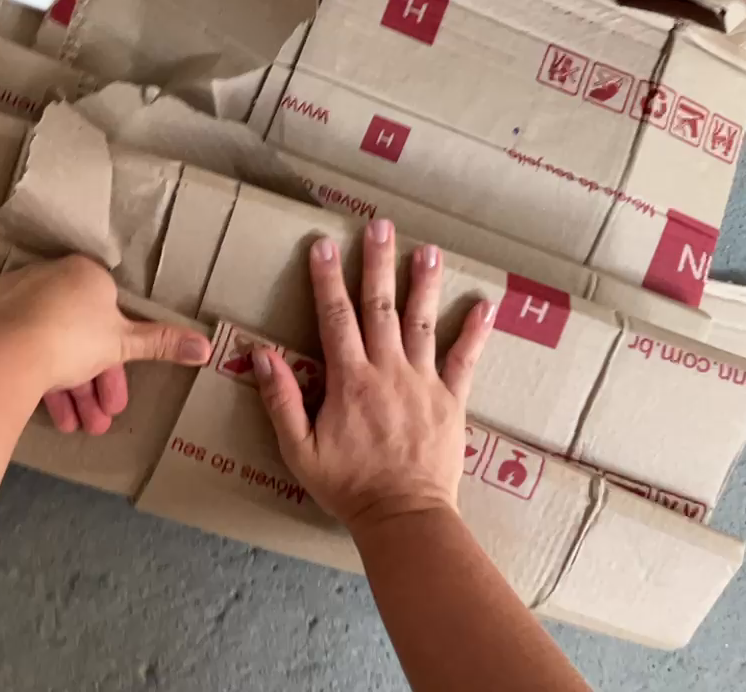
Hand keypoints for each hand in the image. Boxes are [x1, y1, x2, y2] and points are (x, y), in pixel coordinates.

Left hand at [0, 256, 211, 435]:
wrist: (9, 349)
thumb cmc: (74, 338)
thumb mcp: (123, 344)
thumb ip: (163, 342)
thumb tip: (206, 346)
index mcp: (85, 274)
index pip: (107, 321)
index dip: (113, 367)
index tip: (114, 402)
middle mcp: (48, 275)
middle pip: (74, 336)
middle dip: (89, 387)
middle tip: (95, 426)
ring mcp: (10, 292)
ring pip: (43, 343)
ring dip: (61, 389)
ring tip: (69, 428)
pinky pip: (8, 341)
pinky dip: (23, 368)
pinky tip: (27, 397)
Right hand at [254, 220, 493, 530]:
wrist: (405, 520)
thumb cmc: (348, 486)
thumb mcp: (299, 450)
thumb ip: (280, 400)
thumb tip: (260, 355)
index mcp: (349, 380)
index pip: (335, 317)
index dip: (327, 279)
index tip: (324, 245)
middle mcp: (388, 370)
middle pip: (380, 307)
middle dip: (378, 263)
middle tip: (379, 225)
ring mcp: (423, 382)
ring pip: (422, 323)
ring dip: (424, 284)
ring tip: (428, 249)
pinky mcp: (451, 400)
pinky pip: (464, 360)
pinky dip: (474, 332)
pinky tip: (485, 305)